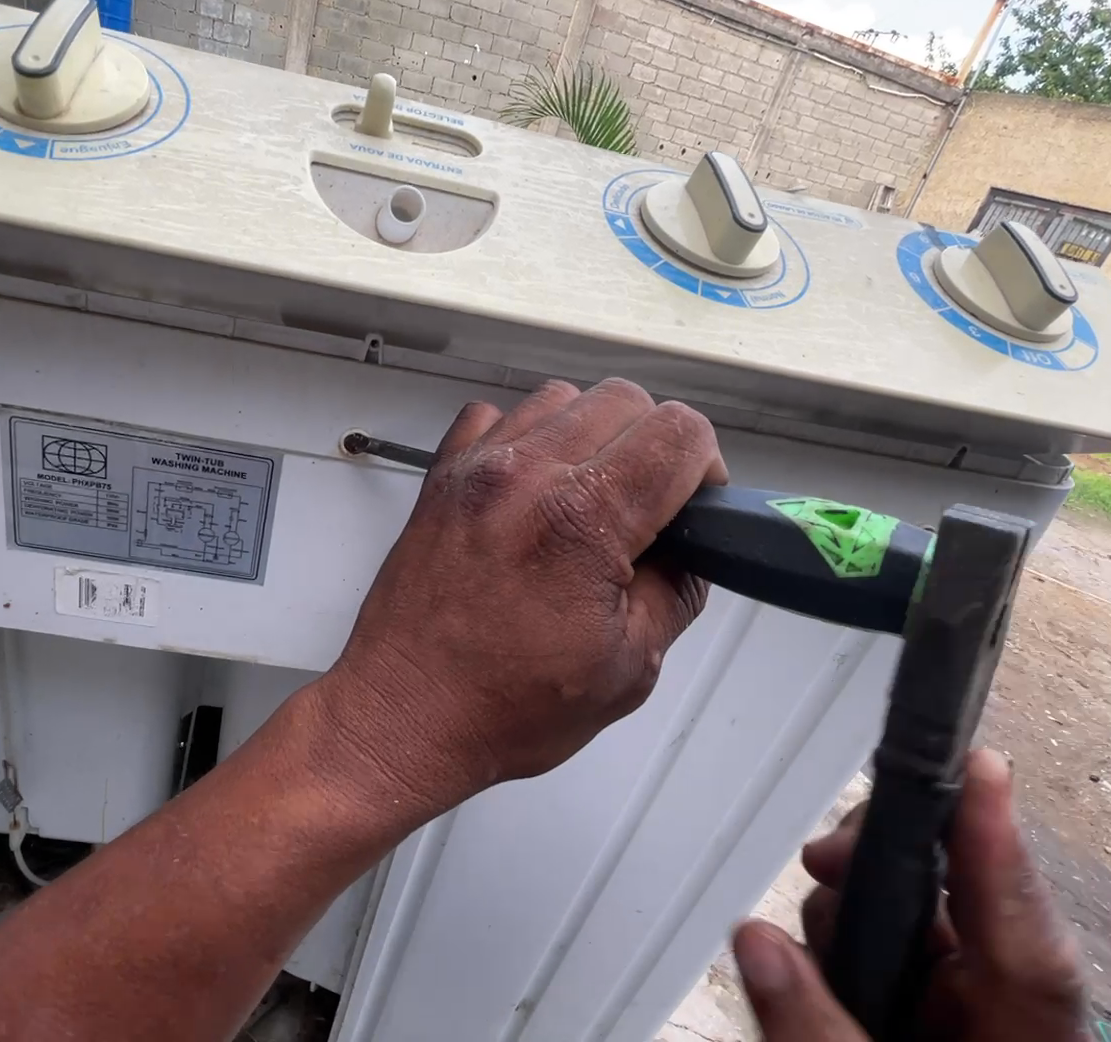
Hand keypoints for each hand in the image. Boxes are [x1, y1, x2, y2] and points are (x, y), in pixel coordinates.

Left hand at [313, 378, 726, 814]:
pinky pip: (493, 418)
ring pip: (560, 398)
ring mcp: (476, 469)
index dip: (704, 466)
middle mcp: (526, 474)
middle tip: (645, 506)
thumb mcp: (629, 667)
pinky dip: (522, 437)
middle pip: (624, 399)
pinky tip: (528, 488)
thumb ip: (677, 588)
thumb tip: (690, 547)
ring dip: (589, 435)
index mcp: (583, 518)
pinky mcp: (440, 479)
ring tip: (585, 497)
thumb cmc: (501, 705)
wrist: (406, 711)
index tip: (692, 503)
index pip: (678, 432)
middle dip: (652, 445)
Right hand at [733, 749, 1089, 1041]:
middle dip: (878, 865)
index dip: (1003, 855)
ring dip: (844, 910)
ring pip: (904, 915)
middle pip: (953, 902)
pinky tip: (809, 966)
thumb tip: (756, 939)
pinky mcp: (921, 1003)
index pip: (1025, 948)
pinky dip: (837, 935)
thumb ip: (813, 1034)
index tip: (980, 769)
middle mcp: (998, 1016)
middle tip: (816, 861)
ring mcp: (959, 1006)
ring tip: (805, 964)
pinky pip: (879, 940)